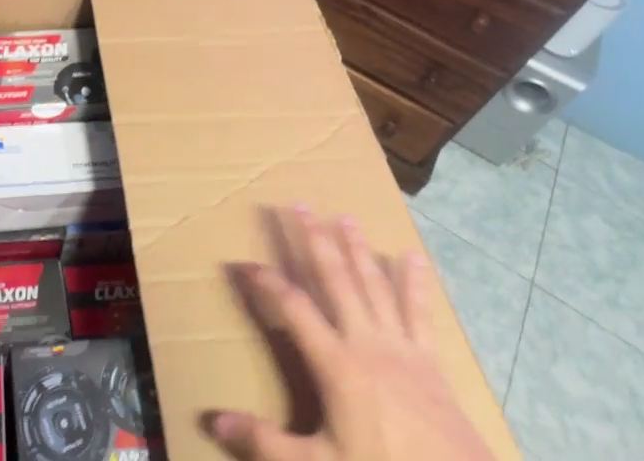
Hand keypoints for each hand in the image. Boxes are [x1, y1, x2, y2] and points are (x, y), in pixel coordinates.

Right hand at [207, 209, 493, 460]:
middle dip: (315, 241)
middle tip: (300, 206)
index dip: (266, 282)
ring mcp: (401, 347)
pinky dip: (414, 282)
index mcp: (336, 363)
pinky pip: (419, 311)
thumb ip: (265, 441)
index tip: (242, 262)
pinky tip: (412, 257)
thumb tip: (214, 421)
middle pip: (335, 279)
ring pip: (374, 285)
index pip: (292, 308)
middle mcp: (366, 342)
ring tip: (345, 217)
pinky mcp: (429, 359)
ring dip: (357, 249)